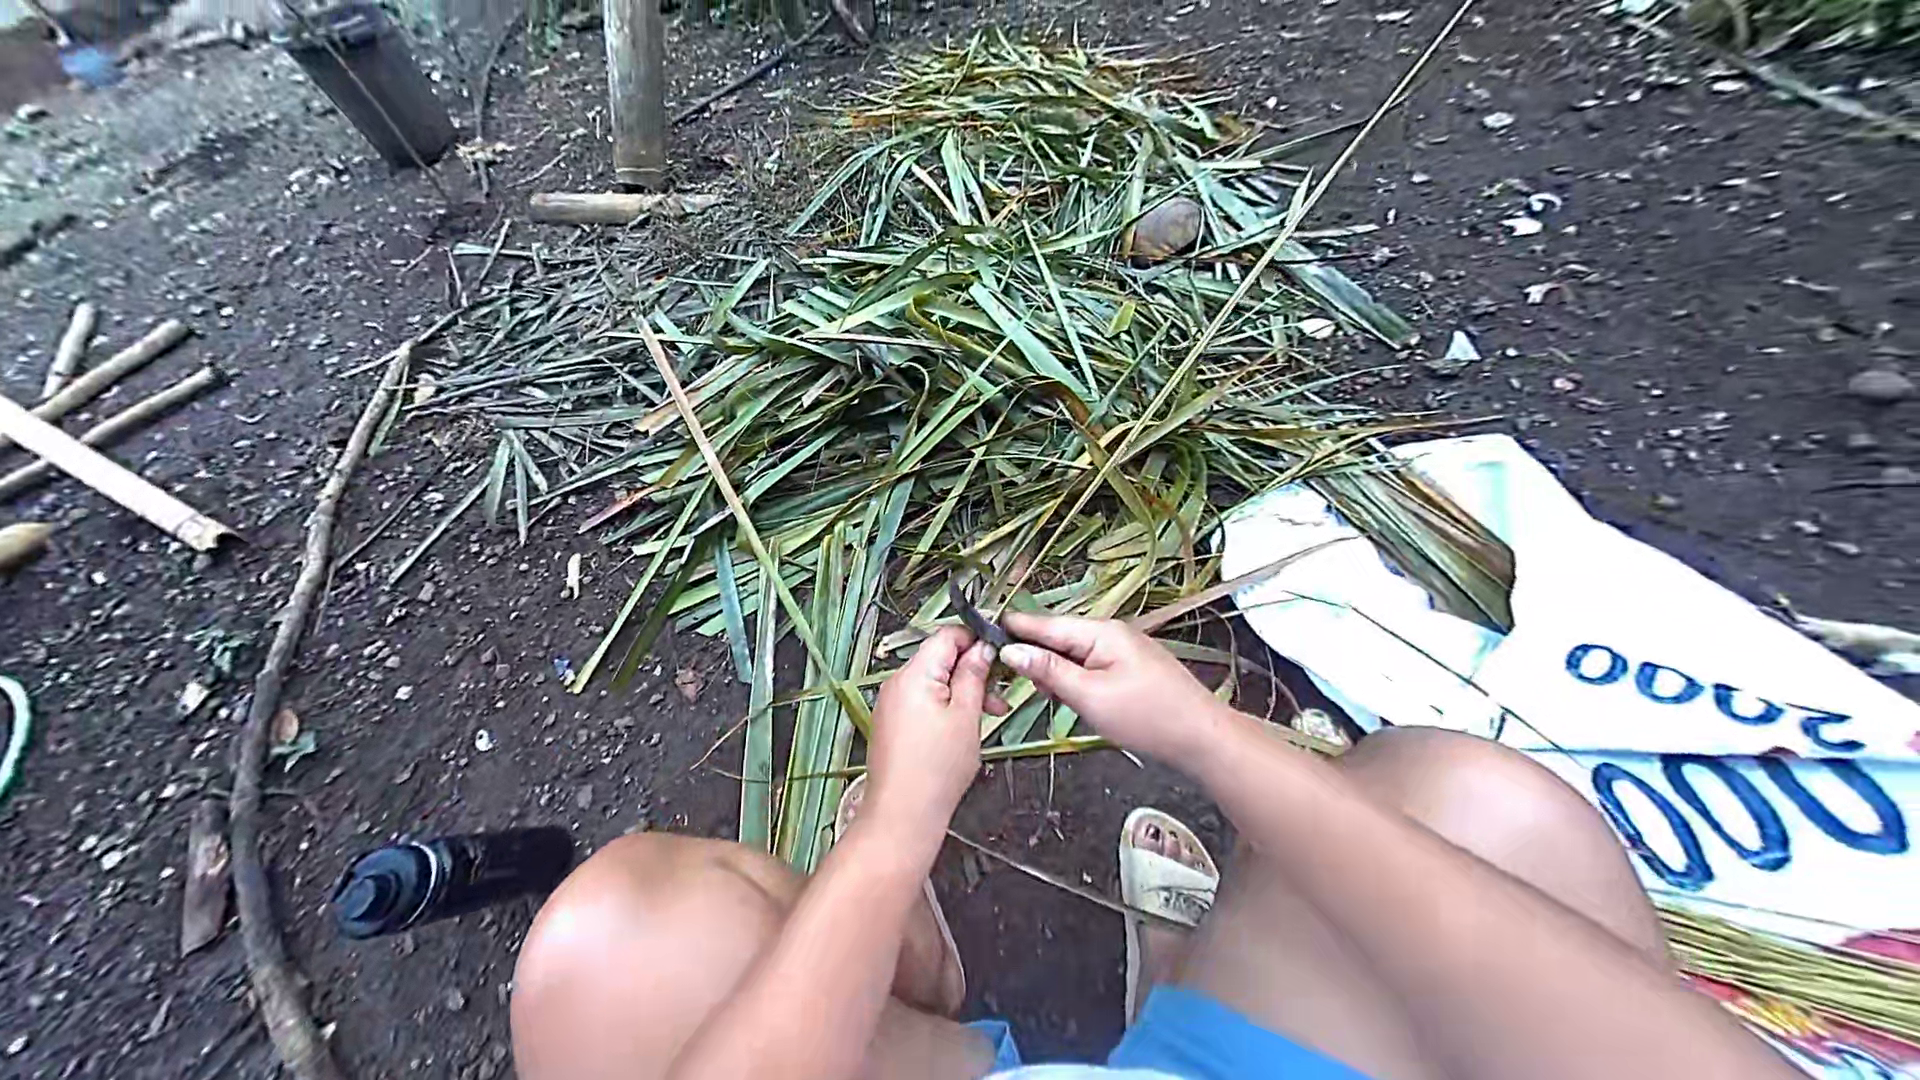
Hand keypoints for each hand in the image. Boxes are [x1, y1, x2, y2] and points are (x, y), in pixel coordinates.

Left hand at [864, 627, 998, 839]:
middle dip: (972, 670)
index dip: (975, 640)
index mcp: (914, 674)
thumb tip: (982, 649)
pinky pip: (923, 700)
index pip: (946, 635)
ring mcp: (892, 702)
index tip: (999, 657)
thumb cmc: (936, 768)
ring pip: (934, 681)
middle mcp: (898, 682)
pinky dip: (946, 705)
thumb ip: (974, 676)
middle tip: (999, 692)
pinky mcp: (893, 721)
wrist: (902, 815)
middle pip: (940, 658)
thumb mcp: (966, 716)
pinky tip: (964, 726)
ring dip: (963, 690)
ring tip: (989, 713)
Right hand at [999, 613, 1229, 770]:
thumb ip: (1048, 671)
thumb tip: (1011, 650)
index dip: (1013, 627)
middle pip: (1058, 637)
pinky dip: (1076, 679)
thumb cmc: (1145, 716)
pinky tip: (1075, 698)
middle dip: (1037, 657)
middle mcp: (1110, 632)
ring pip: (1073, 653)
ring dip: (1057, 672)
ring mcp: (1122, 648)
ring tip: (1054, 697)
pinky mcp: (1129, 665)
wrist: (1203, 738)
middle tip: (1022, 684)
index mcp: (1099, 631)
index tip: (983, 630)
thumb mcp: (1088, 696)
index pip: (1045, 623)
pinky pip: (1090, 664)